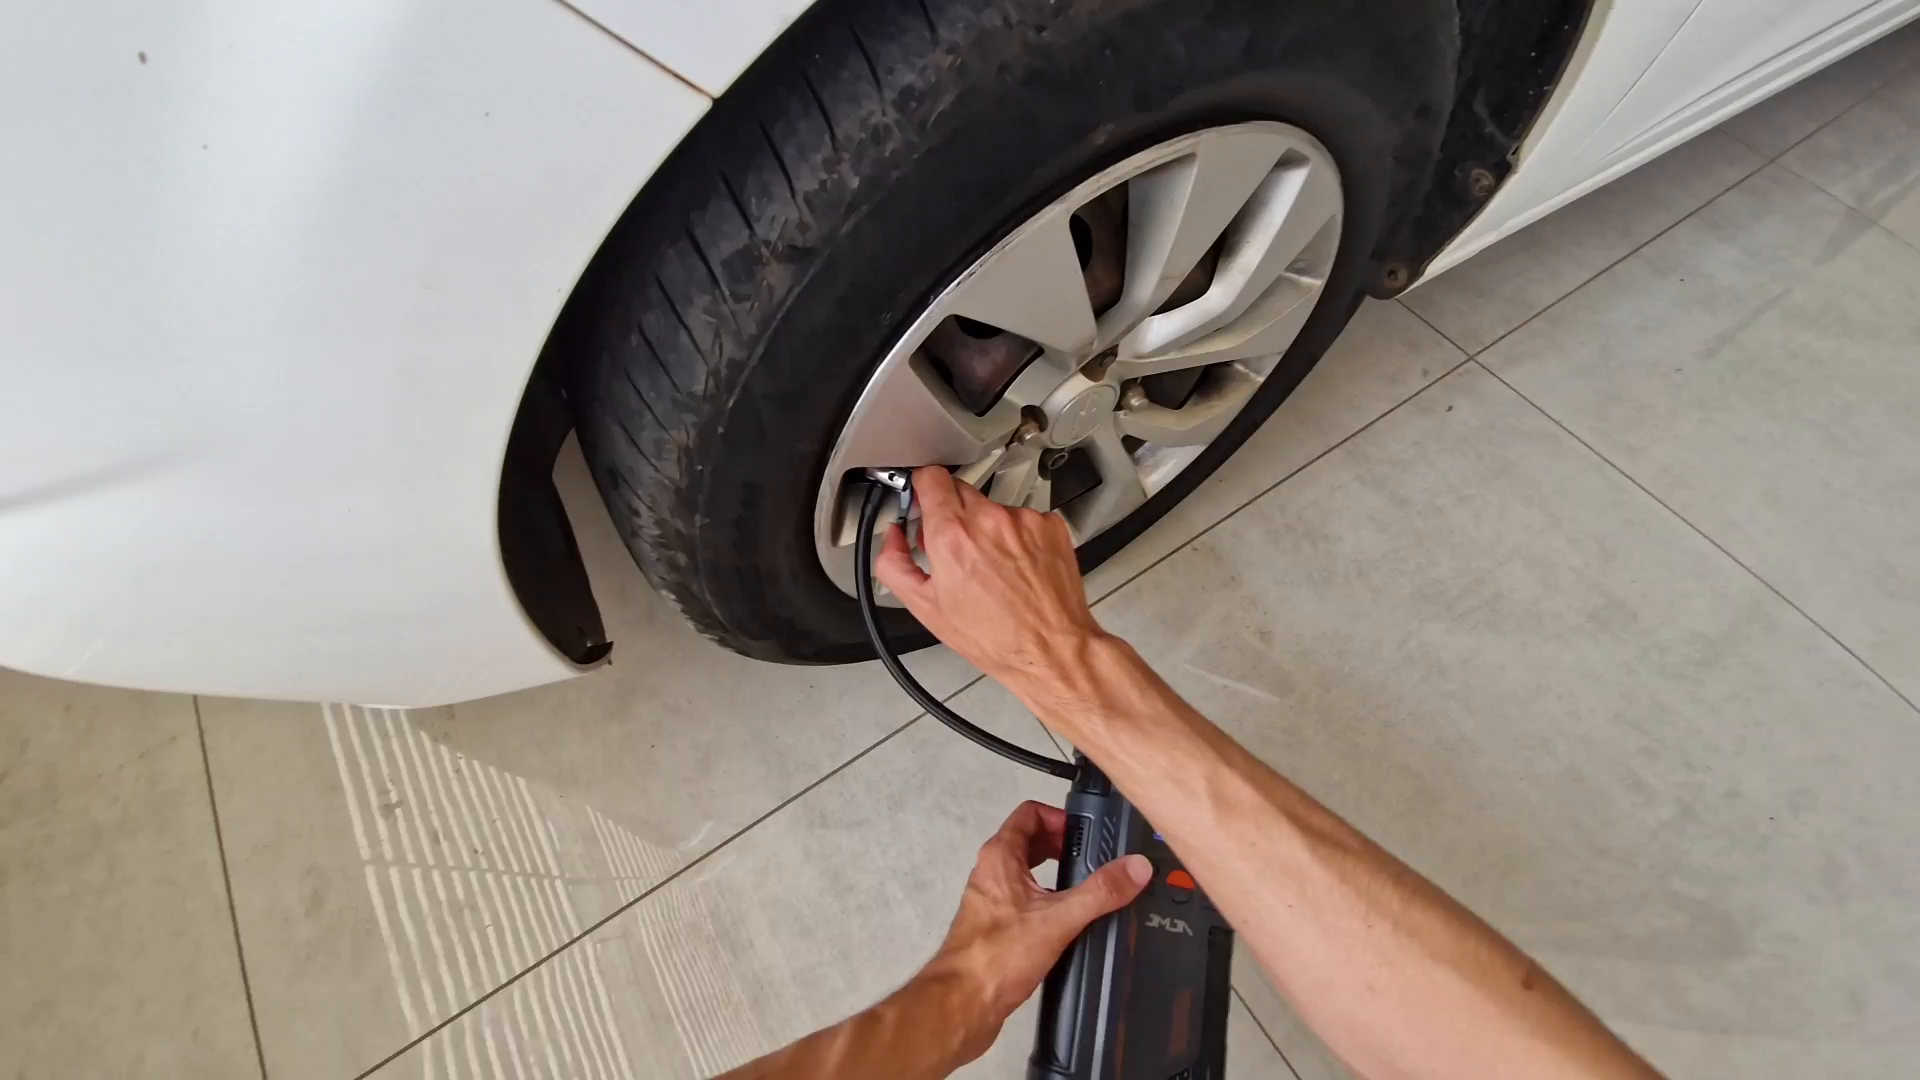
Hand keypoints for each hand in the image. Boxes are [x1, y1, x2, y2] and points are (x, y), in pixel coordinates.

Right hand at [875, 466, 1107, 689]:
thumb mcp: (926, 608)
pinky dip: (1017, 536)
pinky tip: (1017, 566)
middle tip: (955, 546)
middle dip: (952, 513)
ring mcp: (1023, 520)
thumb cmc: (995, 637)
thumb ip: (894, 564)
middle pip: (960, 490)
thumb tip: (892, 539)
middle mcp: (989, 520)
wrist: (1050, 649)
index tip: (923, 498)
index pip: (931, 478)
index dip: (922, 487)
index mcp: (953, 536)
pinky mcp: (1050, 526)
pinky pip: (1023, 519)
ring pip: (992, 507)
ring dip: (987, 527)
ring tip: (993, 566)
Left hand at [914, 801, 1152, 1063]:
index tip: (1087, 833)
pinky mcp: (994, 924)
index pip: (1030, 813)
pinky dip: (1046, 896)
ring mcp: (991, 897)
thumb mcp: (1058, 919)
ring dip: (1054, 870)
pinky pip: (1023, 896)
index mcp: (1001, 855)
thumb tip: (1136, 867)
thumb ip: (1099, 892)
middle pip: (1029, 839)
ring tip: (1086, 885)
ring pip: (1026, 869)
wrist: (963, 1004)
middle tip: (1092, 858)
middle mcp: (992, 869)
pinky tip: (1067, 918)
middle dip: (1061, 844)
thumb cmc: (1000, 954)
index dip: (1059, 816)